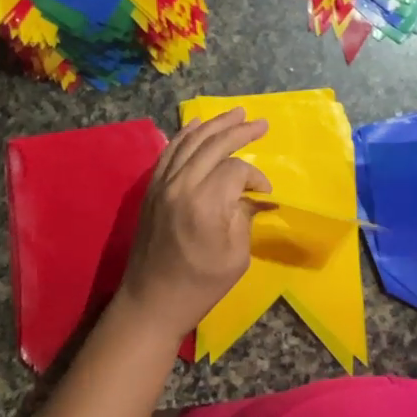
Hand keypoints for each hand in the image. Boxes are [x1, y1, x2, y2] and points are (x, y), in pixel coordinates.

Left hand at [118, 109, 270, 340]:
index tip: (266, 193)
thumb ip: (245, 218)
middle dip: (239, 130)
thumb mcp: (235, 257)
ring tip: (236, 113)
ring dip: (214, 125)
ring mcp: (162, 184)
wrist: (151, 302)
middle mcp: (181, 185)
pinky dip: (186, 136)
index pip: (236, 170)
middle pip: (212, 144)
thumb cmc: (199, 287)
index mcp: (205, 203)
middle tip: (261, 122)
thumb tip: (254, 197)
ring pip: (189, 142)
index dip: (256, 177)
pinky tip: (199, 127)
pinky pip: (169, 152)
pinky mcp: (151, 189)